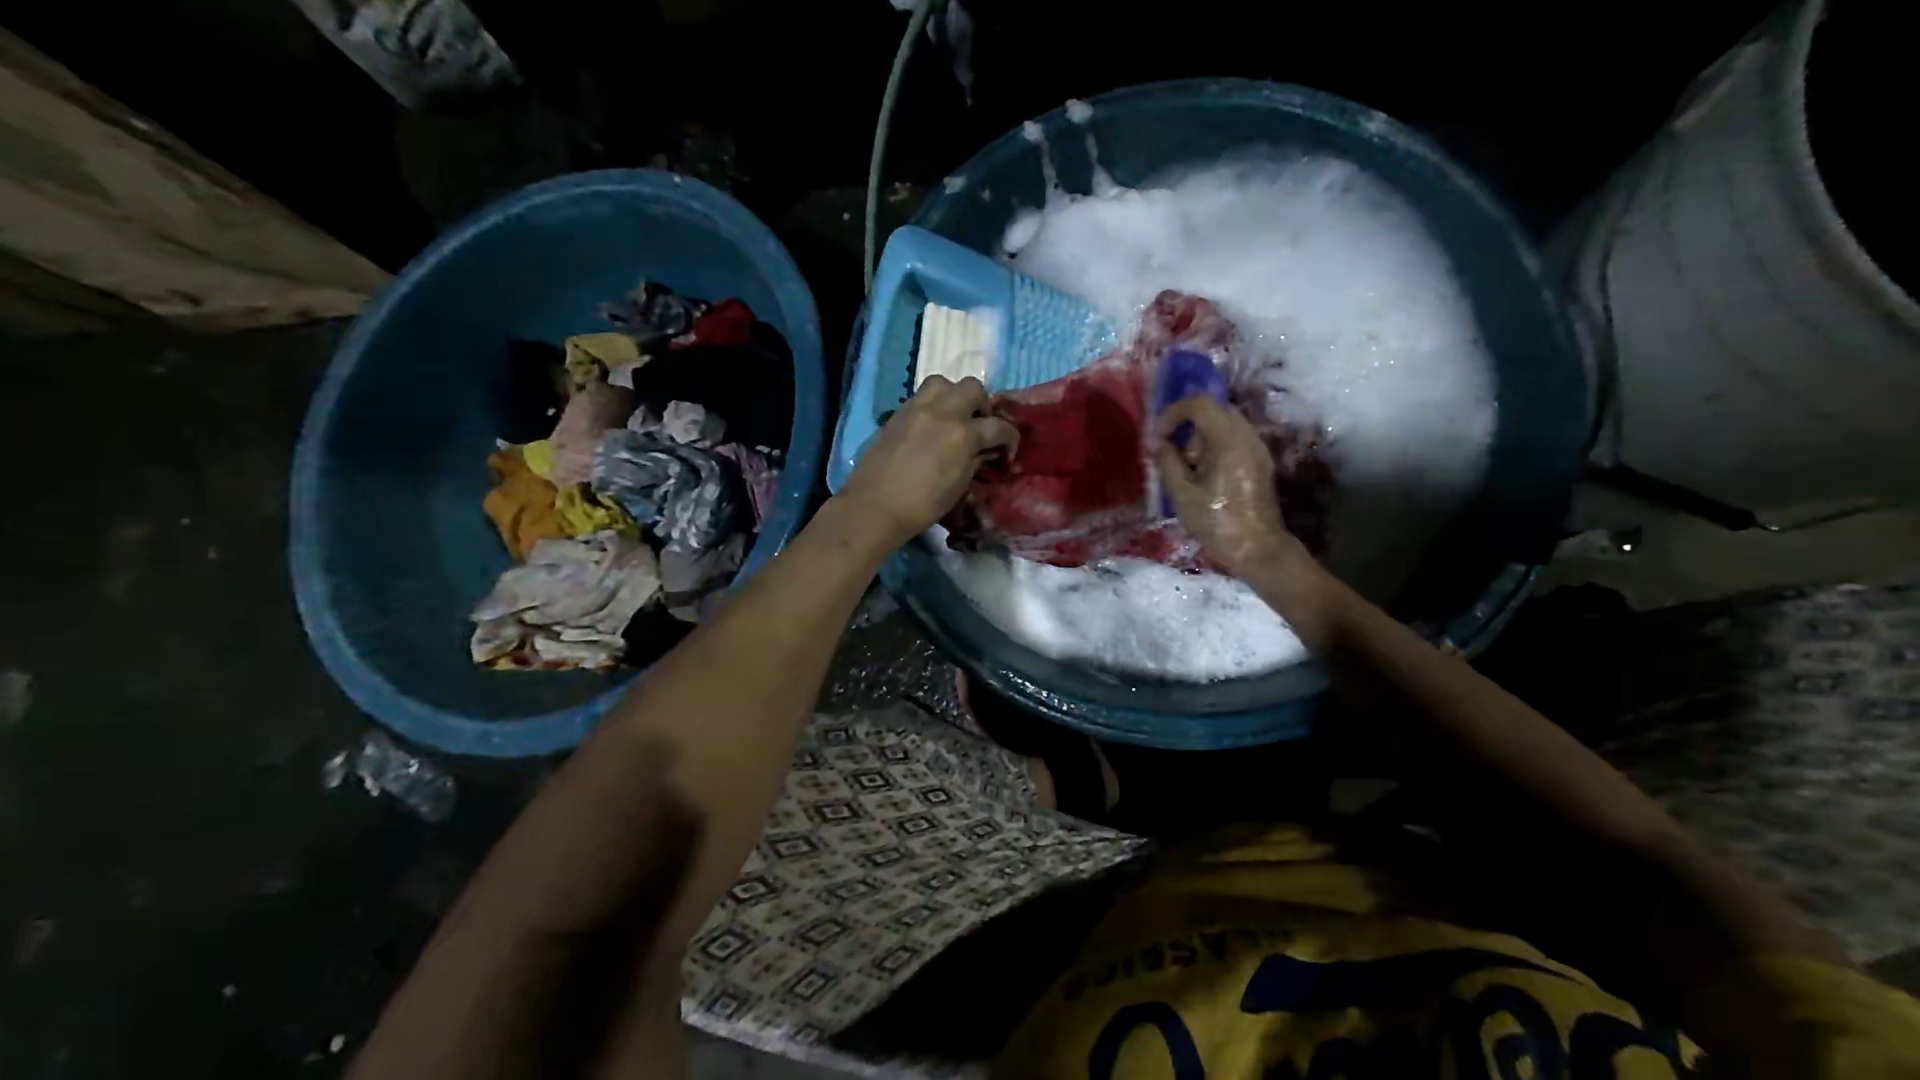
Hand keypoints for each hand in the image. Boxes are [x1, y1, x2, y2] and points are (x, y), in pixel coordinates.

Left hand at [837, 376, 1018, 546]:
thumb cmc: (922, 505)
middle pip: (973, 387)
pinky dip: (932, 405)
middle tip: (979, 426)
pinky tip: (931, 426)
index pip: (999, 426)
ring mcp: (917, 408)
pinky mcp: (898, 413)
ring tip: (953, 418)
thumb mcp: (959, 486)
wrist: (875, 505)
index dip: (1009, 439)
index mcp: (963, 434)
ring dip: (954, 396)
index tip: (1006, 453)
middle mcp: (942, 412)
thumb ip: (975, 460)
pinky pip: (921, 396)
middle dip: (983, 405)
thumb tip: (985, 450)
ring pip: (944, 383)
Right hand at [1155, 396, 1307, 578]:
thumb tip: (1158, 443)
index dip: (1173, 413)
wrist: (1256, 547)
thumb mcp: (1182, 493)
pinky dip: (1215, 446)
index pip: (1200, 403)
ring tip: (1188, 467)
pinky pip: (1234, 439)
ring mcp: (1257, 448)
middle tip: (1172, 452)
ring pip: (1224, 424)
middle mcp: (1247, 436)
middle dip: (1187, 425)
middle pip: (1214, 410)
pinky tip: (1205, 474)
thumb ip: (1167, 461)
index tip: (1159, 437)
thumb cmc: (1216, 522)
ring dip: (1201, 437)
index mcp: (1228, 440)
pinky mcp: (1260, 461)